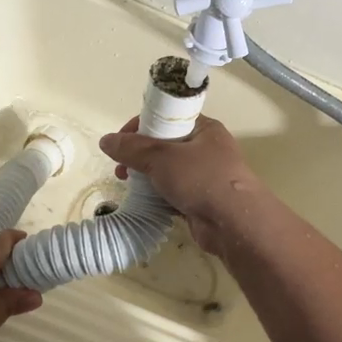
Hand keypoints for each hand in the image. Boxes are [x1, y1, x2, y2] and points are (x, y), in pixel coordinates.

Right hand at [98, 116, 272, 253]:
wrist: (235, 224)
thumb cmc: (201, 179)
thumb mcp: (162, 158)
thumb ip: (132, 148)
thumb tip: (106, 140)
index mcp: (203, 128)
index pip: (167, 118)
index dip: (141, 126)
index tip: (121, 141)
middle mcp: (206, 148)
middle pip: (164, 146)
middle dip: (139, 156)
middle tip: (121, 169)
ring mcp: (205, 176)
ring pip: (167, 171)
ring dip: (146, 177)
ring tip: (128, 186)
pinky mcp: (201, 200)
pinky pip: (173, 192)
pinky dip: (158, 196)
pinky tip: (145, 203)